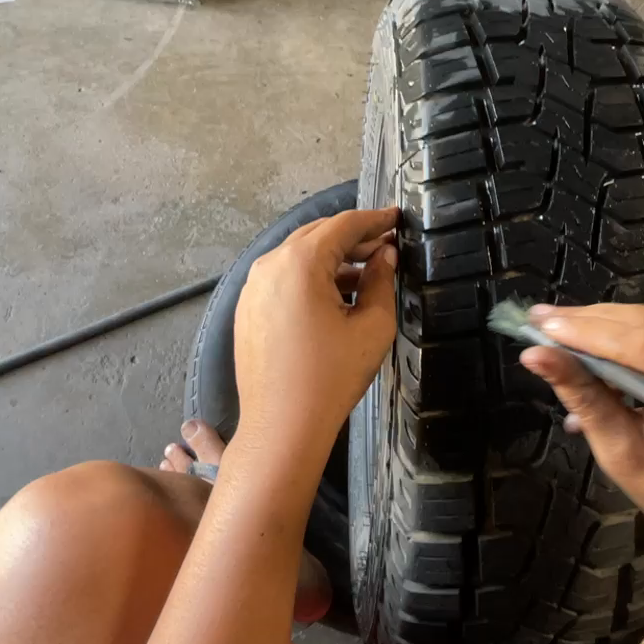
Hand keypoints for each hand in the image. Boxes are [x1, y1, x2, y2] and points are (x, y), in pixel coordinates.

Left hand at [233, 207, 398, 461]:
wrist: (283, 426)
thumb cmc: (332, 376)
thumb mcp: (372, 326)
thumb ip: (381, 281)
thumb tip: (384, 256)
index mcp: (300, 262)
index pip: (344, 225)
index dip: (374, 220)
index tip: (396, 217)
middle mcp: (269, 265)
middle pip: (317, 235)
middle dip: (353, 237)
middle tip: (385, 245)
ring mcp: (252, 288)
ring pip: (298, 256)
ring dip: (332, 259)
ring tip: (366, 273)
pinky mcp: (247, 310)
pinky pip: (283, 279)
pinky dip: (310, 278)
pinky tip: (335, 296)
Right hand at [520, 304, 643, 537]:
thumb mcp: (620, 454)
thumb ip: (584, 401)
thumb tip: (535, 355)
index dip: (594, 335)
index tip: (544, 328)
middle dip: (589, 322)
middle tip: (536, 319)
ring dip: (599, 322)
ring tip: (552, 325)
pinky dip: (618, 332)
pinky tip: (584, 337)